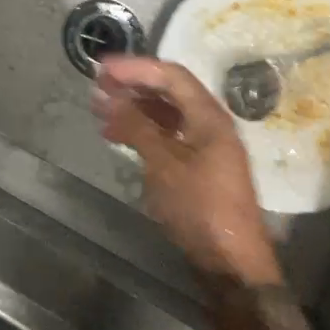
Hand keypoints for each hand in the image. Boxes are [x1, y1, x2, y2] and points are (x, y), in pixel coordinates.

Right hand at [92, 56, 281, 286]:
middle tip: (98, 87)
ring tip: (100, 111)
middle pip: (169, 91)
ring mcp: (206, 145)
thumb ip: (137, 125)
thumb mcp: (163, 163)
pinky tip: (118, 135)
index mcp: (209, 117)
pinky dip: (142, 129)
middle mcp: (210, 124)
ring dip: (134, 107)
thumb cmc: (199, 206)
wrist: (231, 263)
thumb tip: (111, 96)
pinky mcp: (199, 165)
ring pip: (166, 112)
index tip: (102, 69)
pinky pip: (167, 133)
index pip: (171, 75)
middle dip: (132, 85)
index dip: (135, 67)